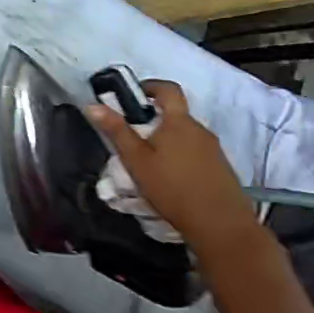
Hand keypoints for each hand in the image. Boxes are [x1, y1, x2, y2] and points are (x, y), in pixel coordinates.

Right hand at [86, 80, 261, 252]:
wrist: (221, 225)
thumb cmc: (173, 188)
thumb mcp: (136, 160)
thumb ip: (116, 131)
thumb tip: (92, 105)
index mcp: (179, 122)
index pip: (168, 90)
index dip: (150, 86)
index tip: (133, 95)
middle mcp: (200, 129)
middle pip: (175, 115)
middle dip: (153, 120)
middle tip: (132, 138)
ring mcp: (214, 149)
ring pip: (185, 135)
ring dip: (166, 140)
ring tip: (148, 162)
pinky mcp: (221, 168)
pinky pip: (196, 151)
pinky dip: (180, 155)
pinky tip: (170, 178)